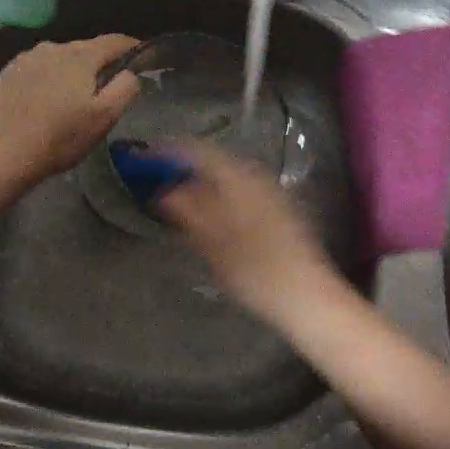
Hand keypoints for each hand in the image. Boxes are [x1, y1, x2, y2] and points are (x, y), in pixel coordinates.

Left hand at [0, 35, 141, 186]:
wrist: (3, 153)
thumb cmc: (60, 137)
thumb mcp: (104, 117)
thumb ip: (125, 87)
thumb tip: (129, 72)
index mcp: (80, 55)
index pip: (113, 41)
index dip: (131, 46)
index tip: (142, 55)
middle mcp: (53, 47)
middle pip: (86, 48)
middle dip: (100, 62)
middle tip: (108, 85)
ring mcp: (27, 57)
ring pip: (61, 57)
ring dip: (73, 70)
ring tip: (75, 94)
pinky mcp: (9, 72)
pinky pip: (39, 67)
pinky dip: (50, 76)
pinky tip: (47, 98)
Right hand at [152, 139, 345, 327]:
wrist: (308, 297)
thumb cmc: (256, 271)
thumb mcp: (213, 244)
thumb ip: (188, 211)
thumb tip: (163, 191)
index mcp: (239, 178)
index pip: (197, 151)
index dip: (167, 151)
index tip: (141, 157)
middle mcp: (257, 177)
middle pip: (213, 160)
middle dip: (182, 166)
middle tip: (154, 178)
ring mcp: (270, 192)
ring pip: (226, 175)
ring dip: (199, 180)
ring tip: (175, 195)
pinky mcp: (278, 210)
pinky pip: (238, 189)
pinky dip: (216, 193)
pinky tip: (206, 212)